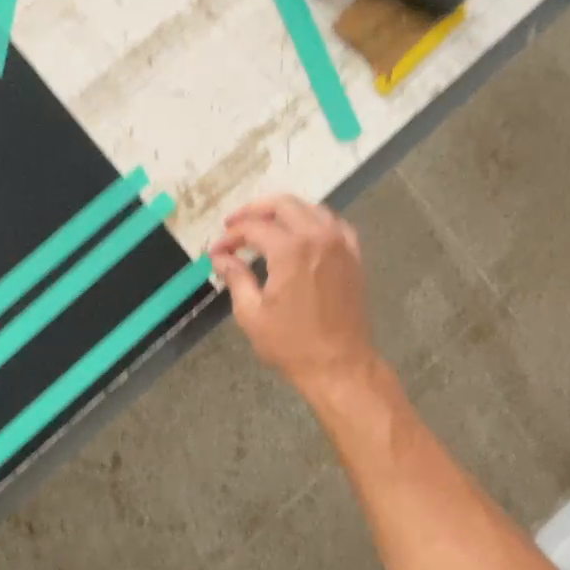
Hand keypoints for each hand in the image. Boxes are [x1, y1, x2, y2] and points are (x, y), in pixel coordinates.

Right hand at [209, 194, 380, 394]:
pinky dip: (313, 222)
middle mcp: (318, 237)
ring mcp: (341, 244)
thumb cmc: (290, 344)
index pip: (254, 228)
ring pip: (311, 209)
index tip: (216, 252)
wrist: (338, 364)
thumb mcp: (252, 314)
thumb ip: (236, 278)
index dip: (230, 237)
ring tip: (264, 226)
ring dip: (284, 212)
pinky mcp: (353, 256)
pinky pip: (334, 225)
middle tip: (234, 226)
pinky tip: (301, 234)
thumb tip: (221, 258)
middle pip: (284, 205)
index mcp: (290, 250)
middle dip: (254, 211)